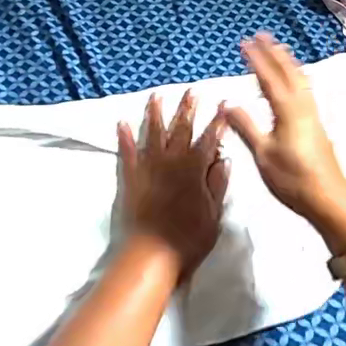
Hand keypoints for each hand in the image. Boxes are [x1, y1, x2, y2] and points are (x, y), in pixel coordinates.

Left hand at [117, 91, 229, 279]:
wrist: (151, 255)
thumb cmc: (189, 238)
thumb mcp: (214, 213)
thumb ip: (218, 183)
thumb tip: (223, 157)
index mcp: (195, 167)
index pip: (209, 138)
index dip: (217, 120)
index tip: (223, 103)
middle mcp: (172, 160)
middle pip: (181, 127)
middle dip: (187, 107)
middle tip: (191, 90)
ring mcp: (149, 166)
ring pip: (152, 132)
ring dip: (155, 112)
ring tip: (156, 95)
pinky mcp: (131, 176)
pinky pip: (127, 152)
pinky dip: (124, 136)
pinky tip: (122, 122)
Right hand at [224, 33, 345, 250]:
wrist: (329, 199)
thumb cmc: (293, 178)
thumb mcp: (262, 154)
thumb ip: (245, 126)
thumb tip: (227, 103)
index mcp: (286, 109)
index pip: (268, 77)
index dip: (256, 59)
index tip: (244, 43)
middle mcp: (301, 105)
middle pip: (287, 71)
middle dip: (273, 52)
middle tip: (262, 35)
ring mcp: (312, 113)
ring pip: (300, 78)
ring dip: (288, 61)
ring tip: (280, 49)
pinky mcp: (317, 123)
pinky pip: (305, 88)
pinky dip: (296, 75)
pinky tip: (296, 80)